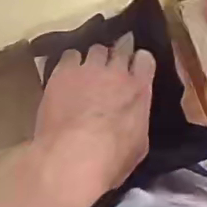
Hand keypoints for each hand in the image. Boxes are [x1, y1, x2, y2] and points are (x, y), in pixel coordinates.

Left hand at [0, 33, 154, 206]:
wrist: (72, 156)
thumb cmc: (111, 159)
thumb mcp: (138, 145)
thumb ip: (137, 120)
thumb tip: (132, 117)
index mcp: (139, 89)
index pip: (145, 60)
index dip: (139, 62)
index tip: (134, 68)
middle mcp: (116, 72)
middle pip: (120, 47)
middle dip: (117, 53)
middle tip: (111, 65)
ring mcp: (88, 68)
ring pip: (94, 49)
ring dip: (93, 58)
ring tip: (86, 71)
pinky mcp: (62, 72)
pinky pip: (69, 56)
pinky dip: (70, 63)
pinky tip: (65, 74)